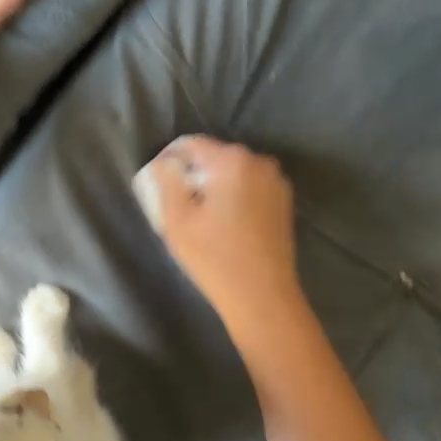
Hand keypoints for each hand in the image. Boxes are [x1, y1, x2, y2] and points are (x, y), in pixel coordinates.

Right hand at [148, 136, 303, 324]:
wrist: (262, 295)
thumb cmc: (215, 257)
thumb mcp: (177, 220)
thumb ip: (166, 182)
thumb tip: (163, 163)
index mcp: (232, 160)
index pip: (192, 145)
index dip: (170, 159)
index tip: (157, 181)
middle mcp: (259, 162)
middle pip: (215, 157)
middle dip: (194, 173)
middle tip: (177, 202)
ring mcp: (275, 181)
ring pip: (234, 173)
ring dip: (215, 185)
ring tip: (200, 215)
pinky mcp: (283, 202)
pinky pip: (250, 188)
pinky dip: (235, 196)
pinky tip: (225, 223)